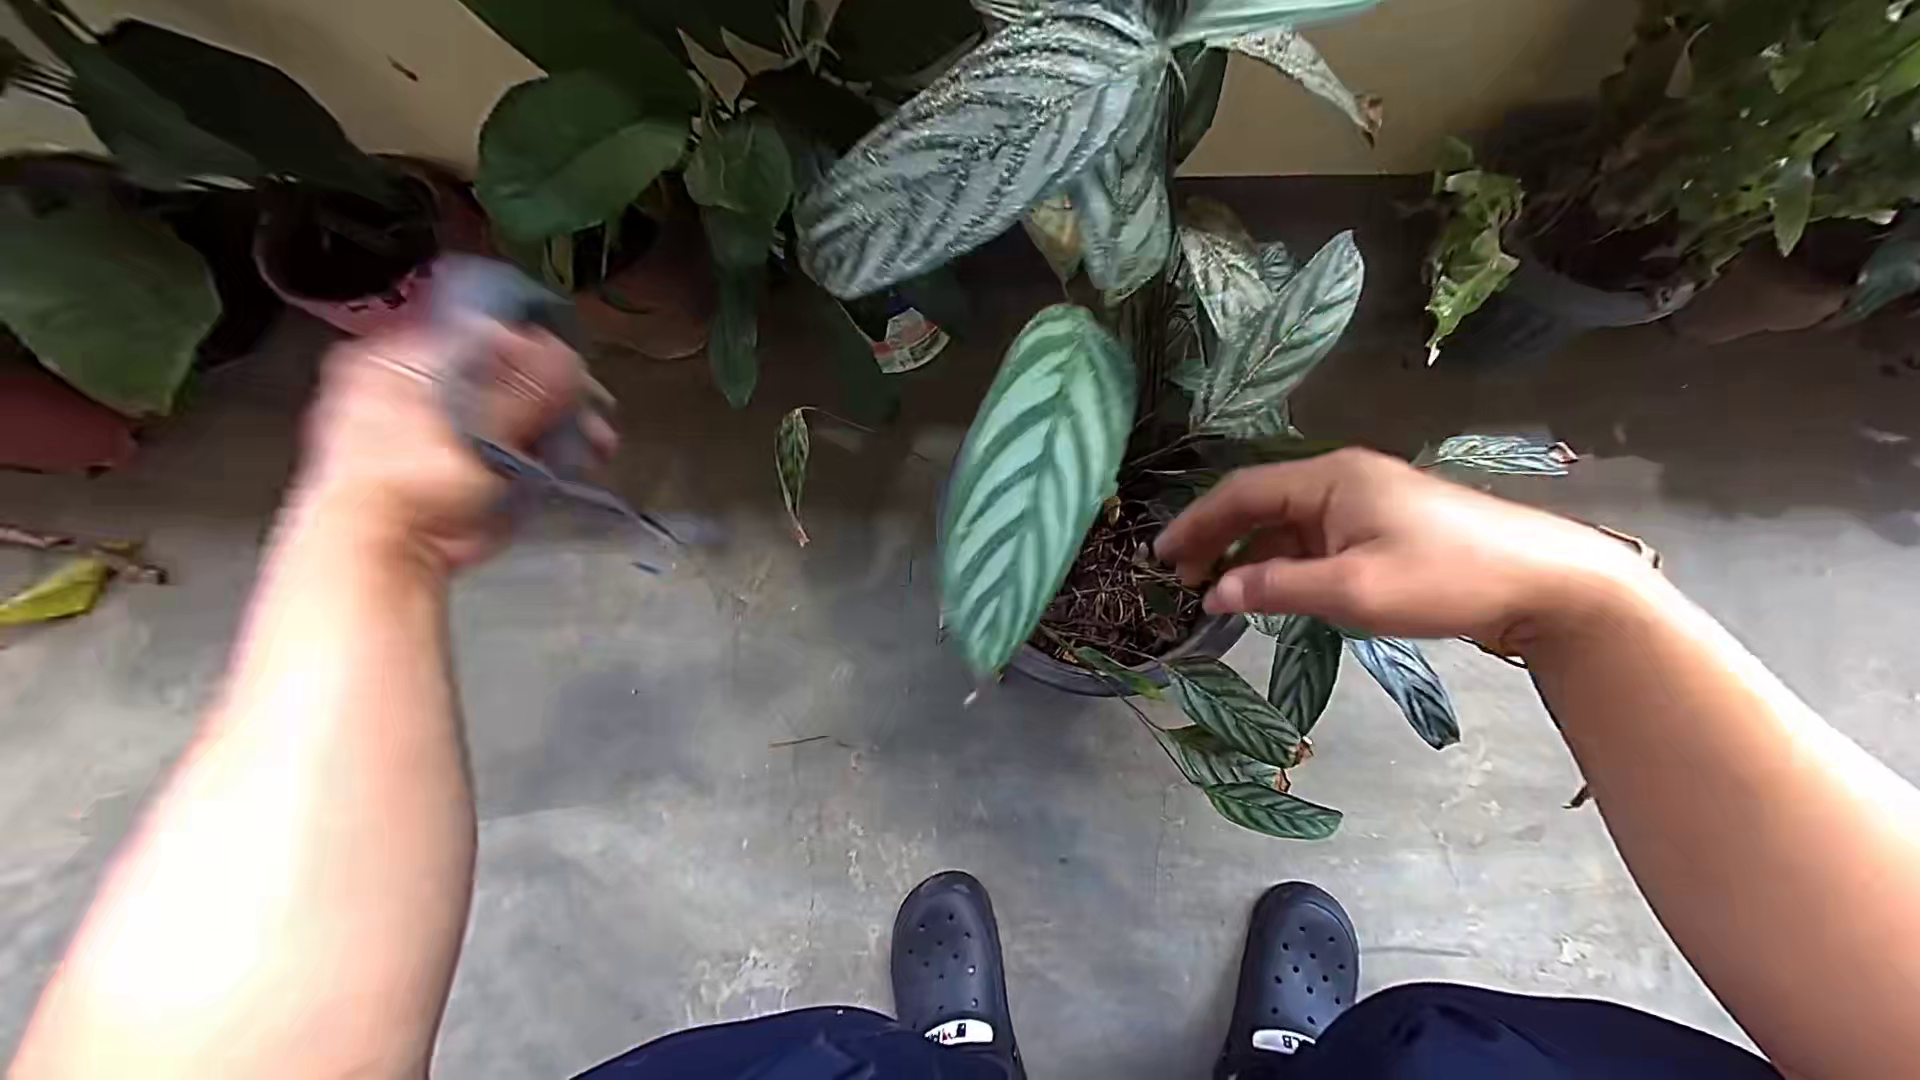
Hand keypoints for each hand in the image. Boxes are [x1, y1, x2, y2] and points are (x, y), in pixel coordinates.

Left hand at [293, 322, 613, 572]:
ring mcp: (458, 428)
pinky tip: (582, 455)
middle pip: (511, 375)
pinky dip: (557, 448)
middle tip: (591, 407)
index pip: (481, 334)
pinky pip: (528, 442)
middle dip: (558, 394)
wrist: (392, 550)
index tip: (569, 368)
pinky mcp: (481, 461)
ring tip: (596, 441)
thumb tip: (562, 353)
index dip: (531, 348)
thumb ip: (521, 390)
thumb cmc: (408, 483)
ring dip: (567, 424)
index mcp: (405, 363)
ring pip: (525, 411)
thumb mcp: (470, 425)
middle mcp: (431, 389)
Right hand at [1153, 448, 1657, 653]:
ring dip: (1241, 553)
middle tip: (1177, 574)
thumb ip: (1275, 587)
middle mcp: (1336, 480)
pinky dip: (1275, 562)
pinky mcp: (1373, 528)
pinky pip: (1305, 540)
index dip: (1195, 522)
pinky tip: (1261, 587)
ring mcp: (1356, 504)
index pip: (1240, 493)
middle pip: (1255, 503)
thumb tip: (1213, 594)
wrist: (1551, 585)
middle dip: (1212, 537)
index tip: (1160, 554)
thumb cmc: (1447, 577)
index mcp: (1328, 478)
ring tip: (1210, 587)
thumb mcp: (1353, 589)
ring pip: (1278, 524)